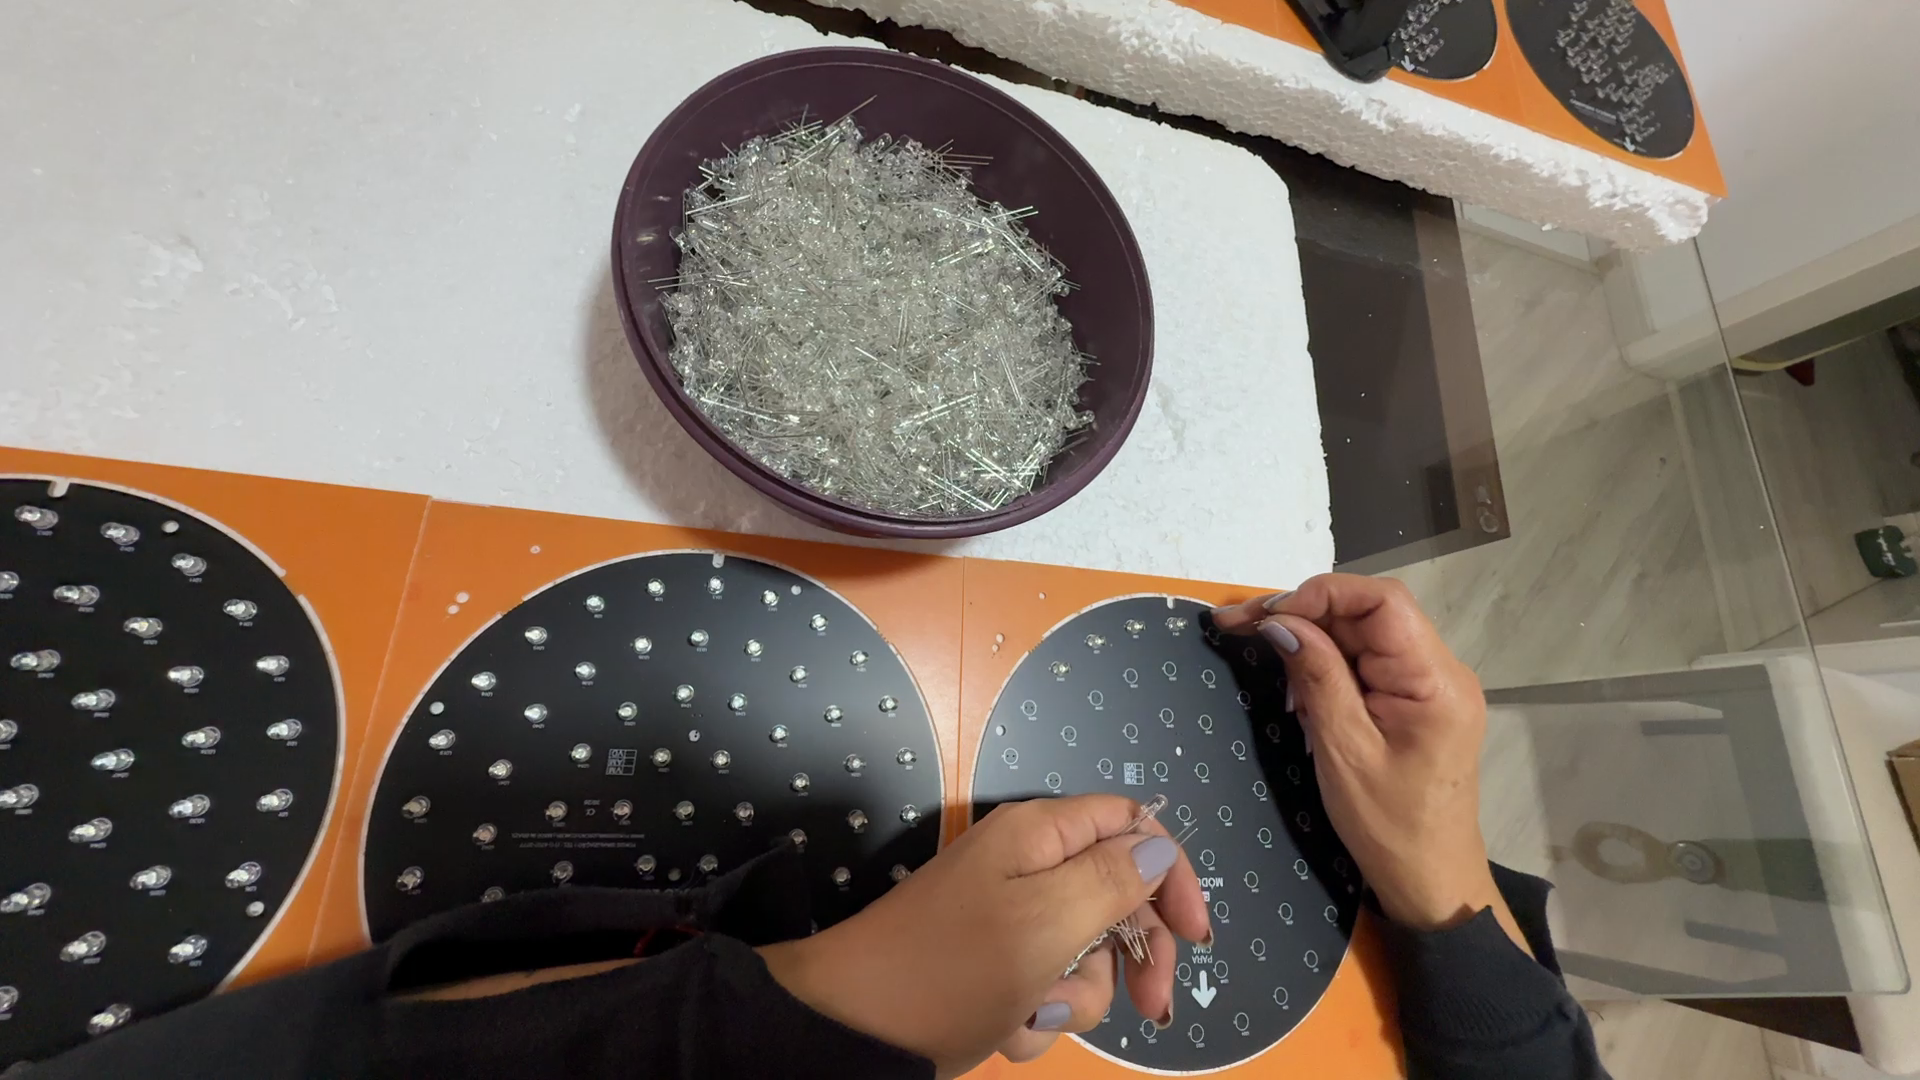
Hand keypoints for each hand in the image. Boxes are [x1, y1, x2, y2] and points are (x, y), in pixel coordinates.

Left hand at [758, 796, 1210, 1077]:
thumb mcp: (1044, 922)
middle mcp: (1030, 863)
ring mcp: (1012, 912)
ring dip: (1075, 992)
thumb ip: (1109, 880)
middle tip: (1150, 1008)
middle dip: (1134, 952)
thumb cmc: (953, 966)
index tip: (1195, 935)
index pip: (1130, 822)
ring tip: (1033, 1010)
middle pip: (1116, 891)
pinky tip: (1006, 1026)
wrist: (856, 1026)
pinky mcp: (998, 957)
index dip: (1170, 871)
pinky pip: (1047, 980)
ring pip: (1085, 949)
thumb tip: (1159, 850)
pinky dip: (1038, 1010)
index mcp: (1041, 833)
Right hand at [1213, 574, 1527, 949]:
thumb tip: (1279, 620)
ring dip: (1303, 634)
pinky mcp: (1407, 697)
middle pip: (1364, 612)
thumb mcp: (1343, 748)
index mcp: (1434, 680)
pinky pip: (1360, 659)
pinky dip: (1318, 660)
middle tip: (1235, 624)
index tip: (1268, 616)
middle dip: (1299, 611)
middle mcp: (1437, 670)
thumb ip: (1316, 675)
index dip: (1321, 593)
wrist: (1428, 880)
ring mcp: (1424, 683)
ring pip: (1356, 633)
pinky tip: (1289, 678)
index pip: (1382, 601)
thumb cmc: (1388, 823)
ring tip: (1251, 643)